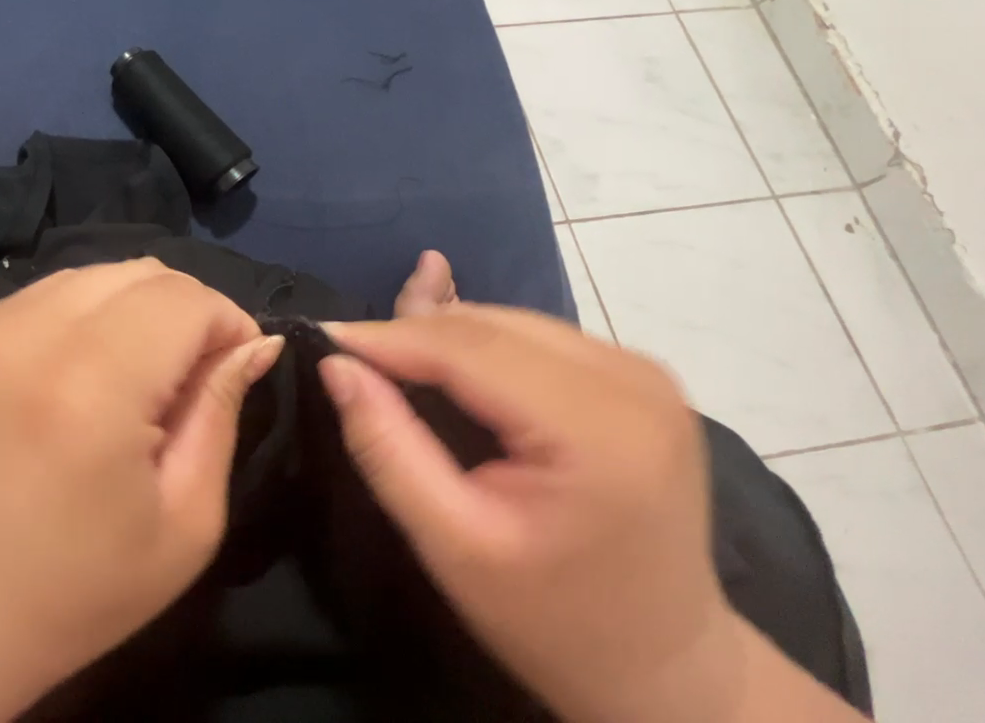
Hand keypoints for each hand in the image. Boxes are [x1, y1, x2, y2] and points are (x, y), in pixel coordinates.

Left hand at [0, 259, 283, 718]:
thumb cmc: (73, 591)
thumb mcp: (183, 523)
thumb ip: (220, 414)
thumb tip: (255, 344)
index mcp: (93, 384)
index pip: (188, 299)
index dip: (231, 323)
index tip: (237, 373)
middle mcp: (36, 331)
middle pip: (148, 273)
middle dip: (192, 311)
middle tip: (196, 380)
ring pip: (104, 272)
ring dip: (145, 308)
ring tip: (146, 377)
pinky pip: (61, 289)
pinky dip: (99, 312)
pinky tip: (97, 370)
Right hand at [318, 310, 743, 722]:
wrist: (662, 662)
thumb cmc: (550, 620)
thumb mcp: (452, 544)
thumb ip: (388, 448)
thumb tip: (337, 366)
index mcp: (598, 430)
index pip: (470, 349)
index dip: (390, 337)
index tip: (322, 337)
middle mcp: (633, 381)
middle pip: (492, 326)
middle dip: (412, 332)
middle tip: (347, 352)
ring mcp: (645, 375)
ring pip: (512, 323)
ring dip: (445, 335)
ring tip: (386, 357)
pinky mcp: (642, 378)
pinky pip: (538, 338)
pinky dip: (482, 344)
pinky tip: (445, 362)